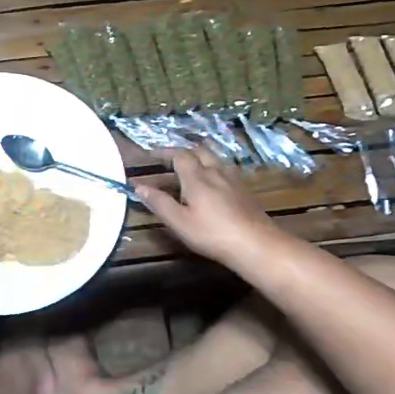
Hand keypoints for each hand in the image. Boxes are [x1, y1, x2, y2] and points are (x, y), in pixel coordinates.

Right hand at [135, 148, 280, 264]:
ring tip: (190, 163)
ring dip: (199, 156)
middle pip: (199, 151)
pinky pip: (225, 168)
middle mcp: (215, 172)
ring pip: (215, 158)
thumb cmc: (212, 234)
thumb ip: (159, 203)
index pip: (179, 155)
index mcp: (197, 178)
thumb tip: (139, 186)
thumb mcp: (179, 222)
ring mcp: (233, 179)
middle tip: (170, 157)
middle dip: (182, 150)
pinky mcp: (244, 189)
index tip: (150, 154)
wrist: (255, 244)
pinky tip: (213, 180)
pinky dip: (213, 167)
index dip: (163, 152)